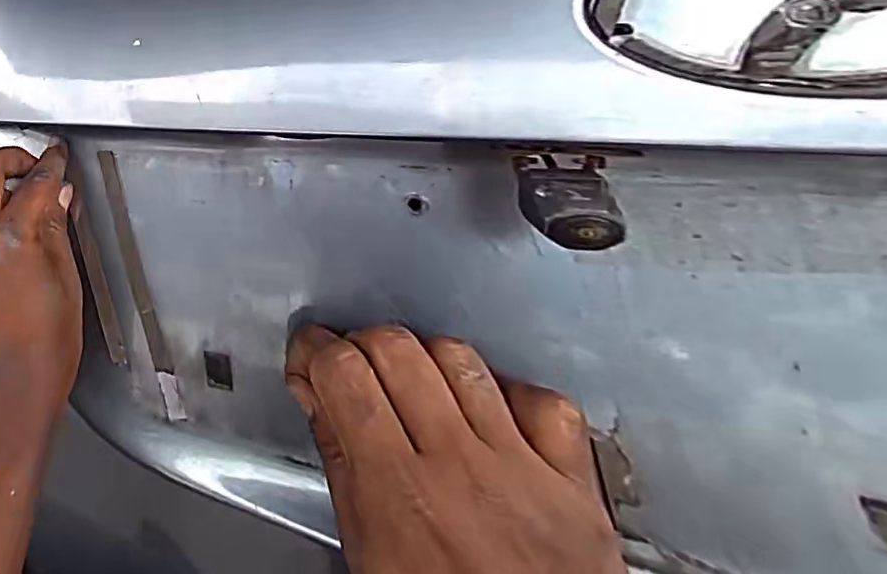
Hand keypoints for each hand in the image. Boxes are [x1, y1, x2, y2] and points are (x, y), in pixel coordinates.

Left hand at [0, 142, 82, 430]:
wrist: (1, 394)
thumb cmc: (43, 350)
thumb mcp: (66, 283)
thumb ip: (57, 229)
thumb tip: (59, 194)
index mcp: (11, 239)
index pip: (34, 183)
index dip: (51, 163)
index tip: (58, 155)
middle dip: (11, 158)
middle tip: (34, 166)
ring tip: (20, 199)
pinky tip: (2, 232)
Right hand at [286, 325, 625, 573]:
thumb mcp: (363, 541)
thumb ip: (337, 455)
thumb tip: (314, 389)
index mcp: (396, 486)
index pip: (342, 370)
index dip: (314, 348)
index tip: (311, 354)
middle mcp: (459, 469)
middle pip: (395, 347)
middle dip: (360, 345)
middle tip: (355, 367)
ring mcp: (523, 473)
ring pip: (458, 357)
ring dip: (423, 358)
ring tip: (414, 383)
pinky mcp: (576, 486)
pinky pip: (546, 403)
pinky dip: (510, 393)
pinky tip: (485, 410)